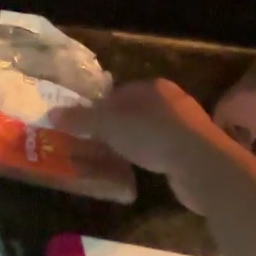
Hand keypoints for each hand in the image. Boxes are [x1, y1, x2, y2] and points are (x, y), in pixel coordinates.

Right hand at [63, 79, 238, 212]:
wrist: (204, 165)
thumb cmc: (152, 134)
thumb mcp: (108, 124)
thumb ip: (81, 118)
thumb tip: (52, 114)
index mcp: (154, 87)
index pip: (121, 91)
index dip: (103, 106)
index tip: (90, 122)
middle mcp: (175, 101)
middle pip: (139, 110)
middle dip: (121, 124)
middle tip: (101, 139)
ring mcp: (191, 127)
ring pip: (155, 130)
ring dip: (140, 142)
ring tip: (120, 156)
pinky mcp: (201, 152)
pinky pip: (169, 150)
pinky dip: (157, 157)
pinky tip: (146, 168)